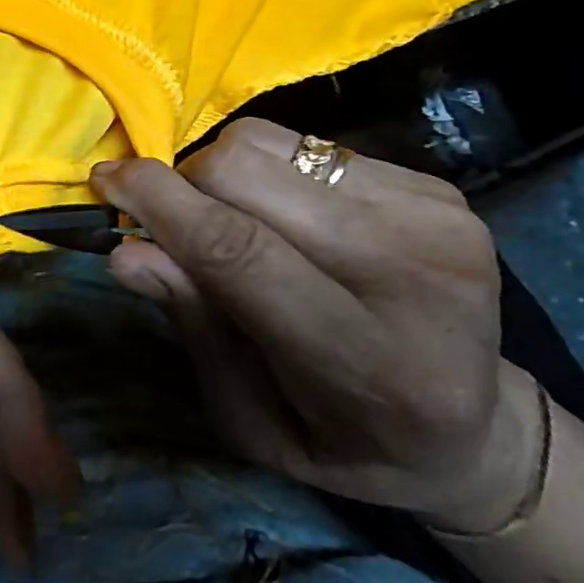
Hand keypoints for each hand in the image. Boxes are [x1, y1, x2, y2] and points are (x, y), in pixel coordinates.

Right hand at [93, 119, 544, 532]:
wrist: (478, 422)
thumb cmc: (349, 439)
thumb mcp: (255, 418)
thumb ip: (195, 326)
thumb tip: (125, 251)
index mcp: (368, 360)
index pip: (241, 252)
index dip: (162, 206)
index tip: (105, 178)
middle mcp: (413, 271)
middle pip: (250, 173)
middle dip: (188, 183)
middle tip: (179, 219)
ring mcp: (434, 216)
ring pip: (273, 143)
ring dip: (227, 172)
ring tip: (241, 218)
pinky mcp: (438, 186)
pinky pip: (310, 143)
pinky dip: (274, 172)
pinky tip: (294, 215)